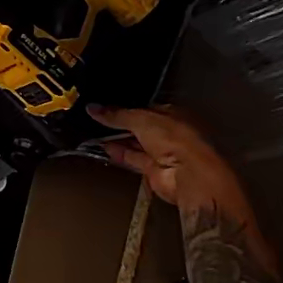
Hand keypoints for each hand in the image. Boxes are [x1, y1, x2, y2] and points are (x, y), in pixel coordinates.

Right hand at [88, 104, 239, 206]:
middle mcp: (169, 133)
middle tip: (98, 119)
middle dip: (121, 124)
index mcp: (173, 114)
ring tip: (95, 132)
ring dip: (117, 139)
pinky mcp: (153, 170)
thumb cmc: (177, 139)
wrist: (189, 175)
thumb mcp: (141, 119)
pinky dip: (119, 154)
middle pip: (140, 126)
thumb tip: (93, 108)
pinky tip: (104, 148)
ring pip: (136, 143)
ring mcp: (162, 153)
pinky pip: (133, 159)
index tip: (106, 106)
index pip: (146, 108)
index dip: (126, 107)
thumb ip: (117, 115)